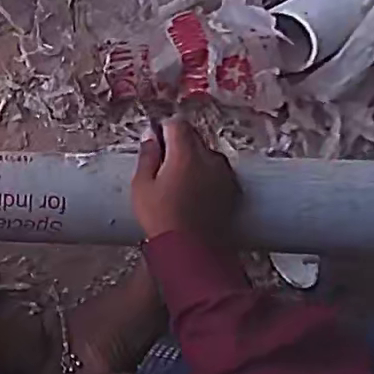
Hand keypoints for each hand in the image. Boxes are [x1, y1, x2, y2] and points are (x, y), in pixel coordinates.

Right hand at [130, 118, 241, 245]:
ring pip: (206, 154)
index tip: (154, 139)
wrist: (191, 249)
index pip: (177, 124)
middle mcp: (209, 159)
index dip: (163, 128)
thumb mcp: (141, 185)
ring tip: (176, 181)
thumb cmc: (161, 217)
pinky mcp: (232, 189)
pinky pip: (216, 171)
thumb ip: (147, 156)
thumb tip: (150, 137)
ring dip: (192, 159)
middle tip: (160, 163)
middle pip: (194, 137)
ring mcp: (224, 174)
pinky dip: (205, 174)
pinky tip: (191, 191)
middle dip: (177, 143)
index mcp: (185, 154)